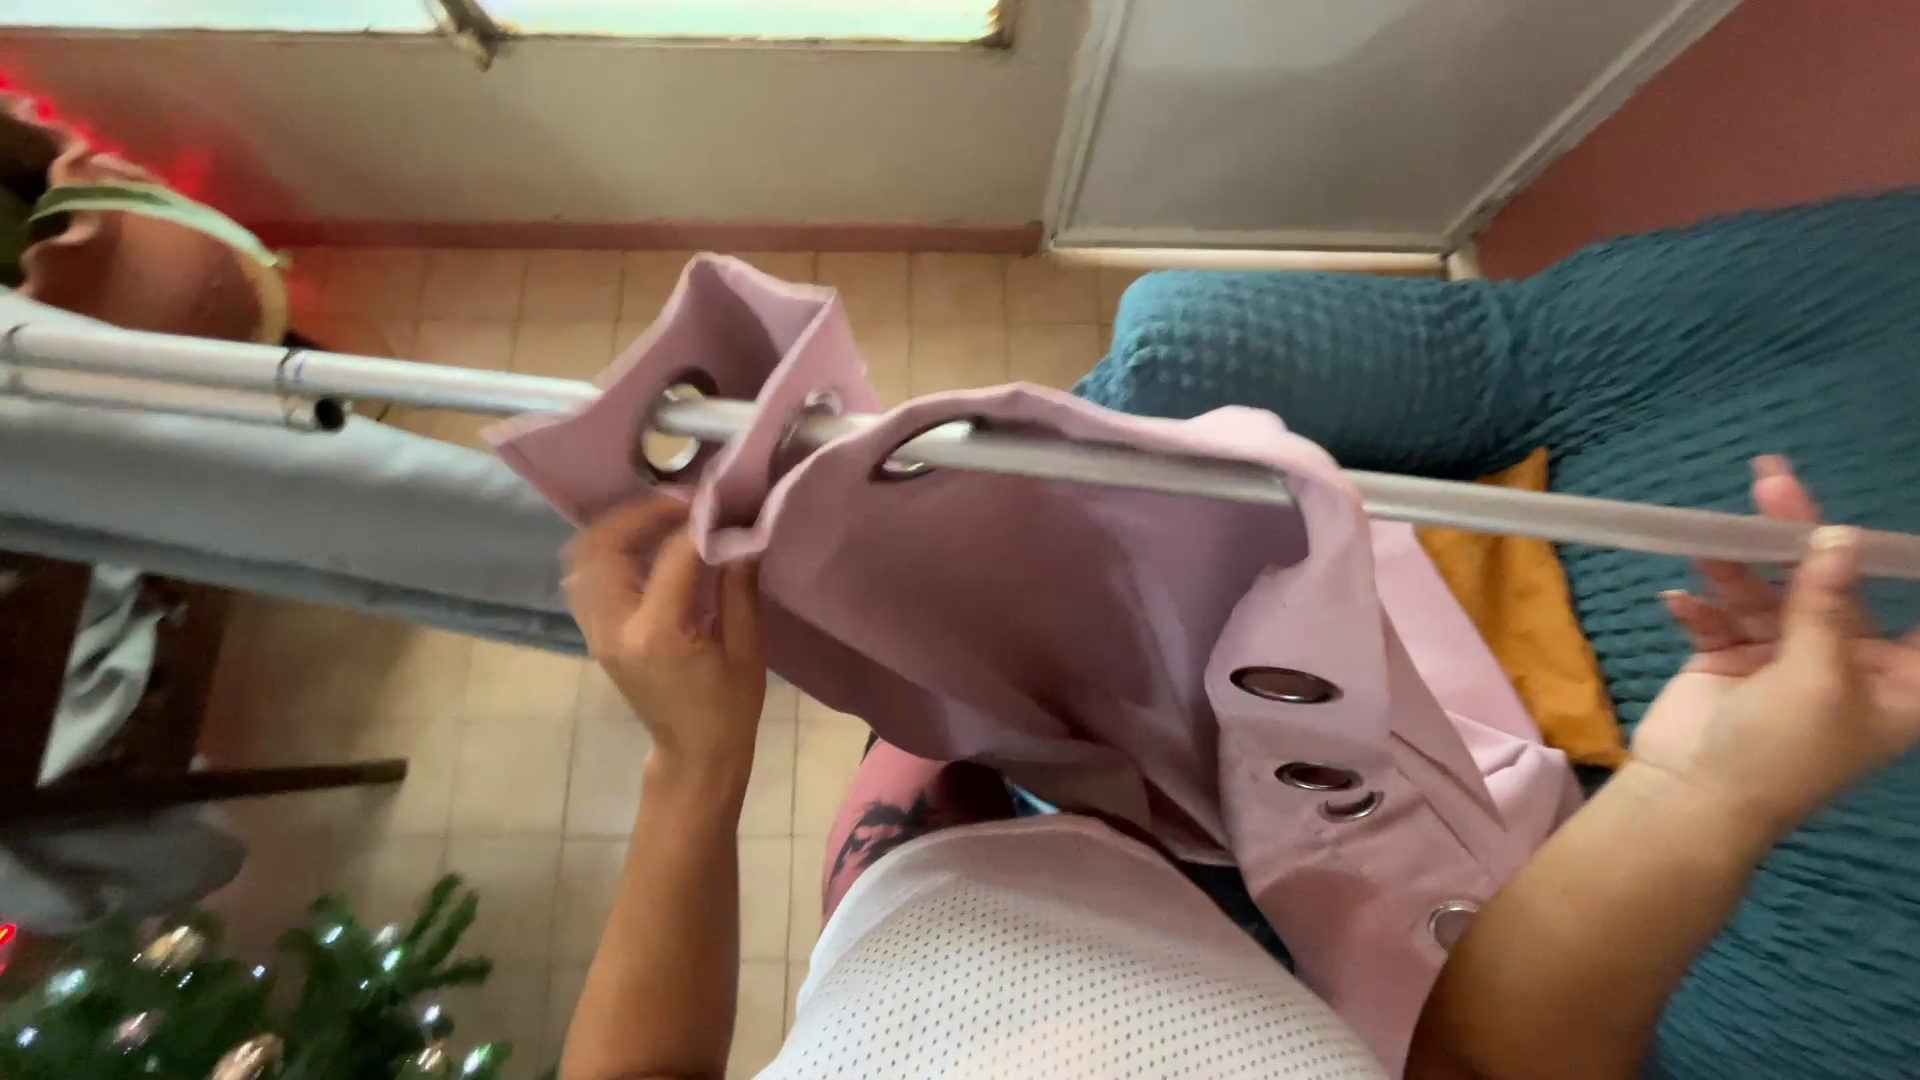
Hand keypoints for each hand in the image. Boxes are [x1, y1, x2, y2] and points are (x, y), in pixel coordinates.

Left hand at [564, 496, 765, 778]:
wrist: (693, 753)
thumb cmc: (729, 707)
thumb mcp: (748, 648)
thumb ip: (739, 586)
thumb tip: (742, 534)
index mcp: (657, 633)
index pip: (675, 555)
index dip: (700, 522)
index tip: (723, 501)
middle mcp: (614, 627)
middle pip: (606, 546)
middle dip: (644, 513)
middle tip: (684, 503)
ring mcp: (596, 631)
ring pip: (586, 557)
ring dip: (621, 528)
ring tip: (663, 518)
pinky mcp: (595, 633)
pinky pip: (587, 575)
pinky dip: (609, 549)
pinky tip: (644, 545)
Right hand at [1635, 456, 1919, 839]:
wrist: (1695, 791)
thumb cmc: (1784, 749)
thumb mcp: (1816, 678)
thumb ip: (1823, 607)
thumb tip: (1835, 538)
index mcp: (1904, 677)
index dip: (1900, 558)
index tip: (1871, 518)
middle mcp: (1848, 660)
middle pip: (1828, 585)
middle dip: (1798, 539)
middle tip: (1772, 485)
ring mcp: (1781, 658)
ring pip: (1764, 596)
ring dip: (1733, 571)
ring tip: (1701, 542)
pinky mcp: (1725, 658)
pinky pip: (1715, 619)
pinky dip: (1696, 608)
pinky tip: (1676, 602)